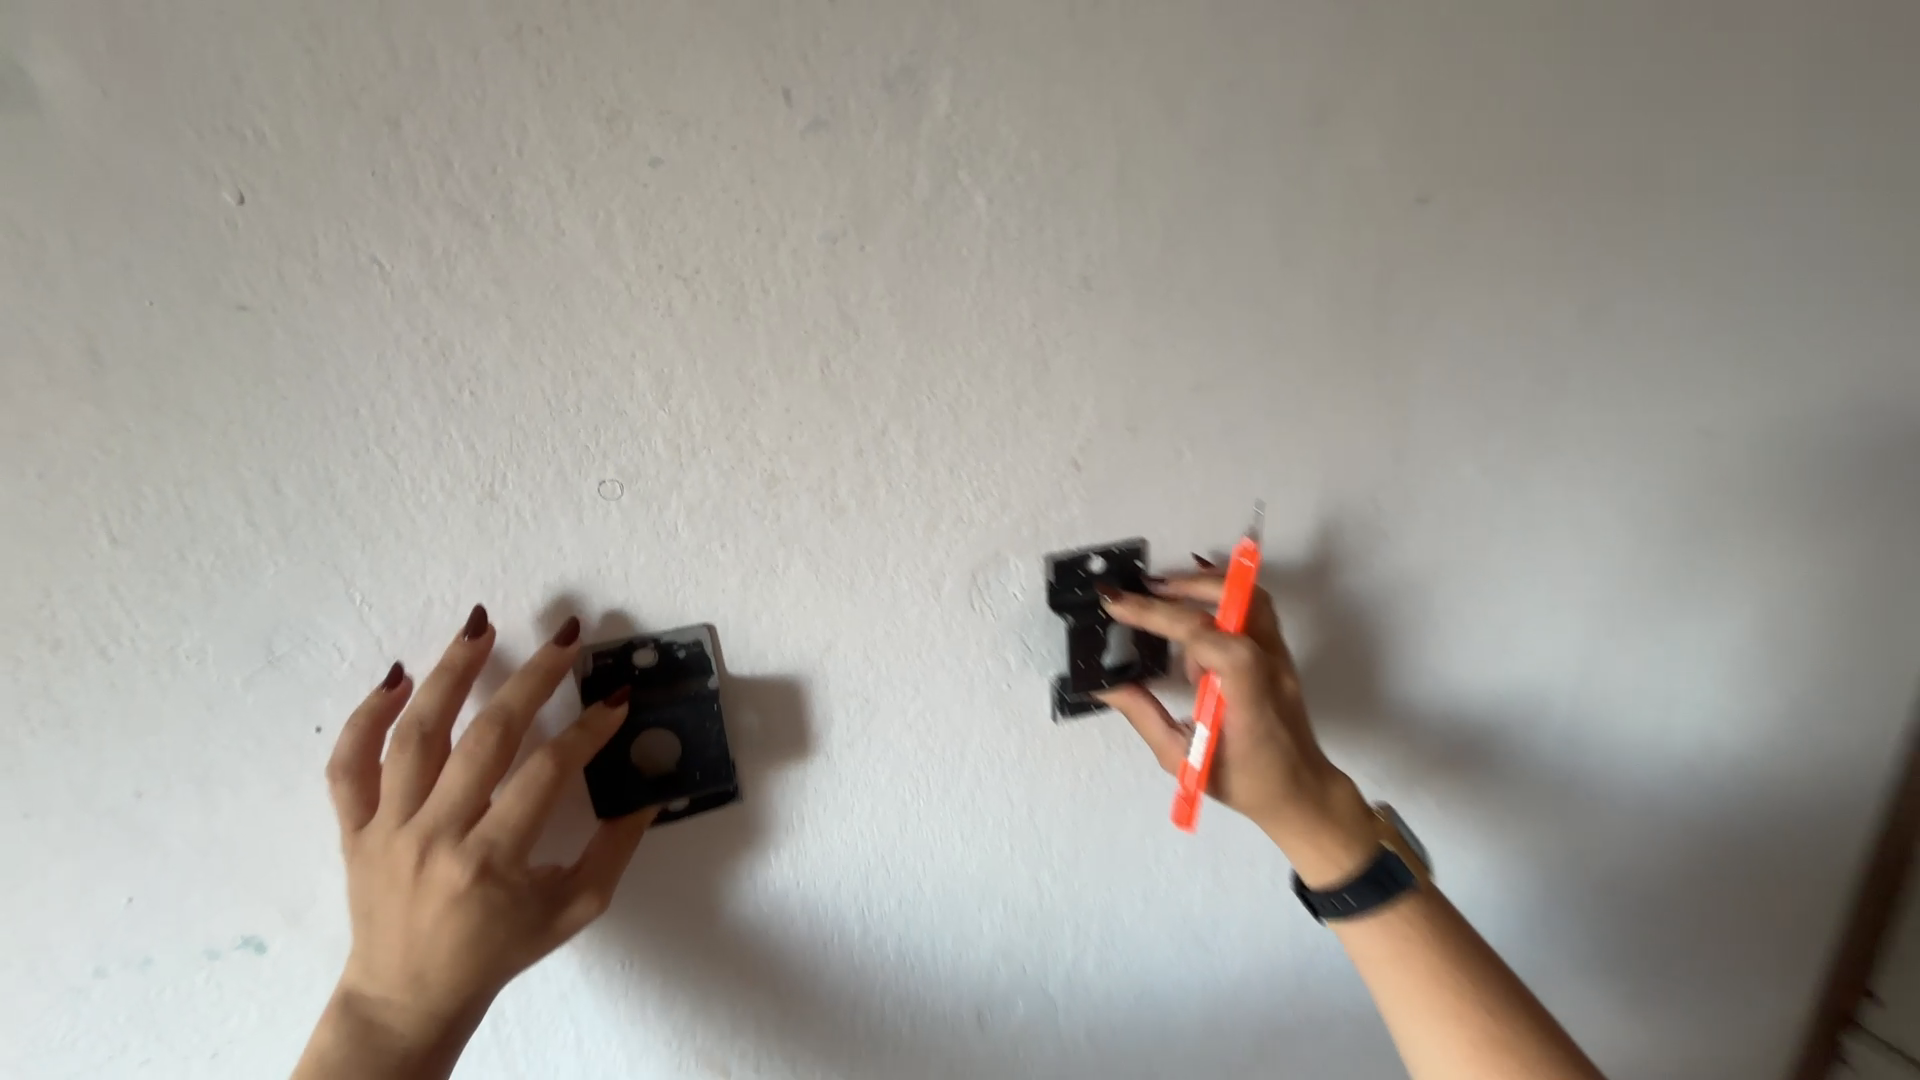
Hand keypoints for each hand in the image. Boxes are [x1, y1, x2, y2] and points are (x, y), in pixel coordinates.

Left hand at [304, 607, 655, 1072]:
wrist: (407, 999)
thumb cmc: (501, 950)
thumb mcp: (576, 908)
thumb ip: (617, 847)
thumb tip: (652, 788)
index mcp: (492, 859)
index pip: (548, 772)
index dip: (590, 730)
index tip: (619, 700)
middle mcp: (434, 835)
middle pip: (486, 737)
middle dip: (534, 678)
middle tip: (567, 636)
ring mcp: (387, 829)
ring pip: (414, 736)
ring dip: (449, 673)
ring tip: (481, 625)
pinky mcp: (353, 829)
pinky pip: (347, 766)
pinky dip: (365, 717)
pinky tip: (398, 676)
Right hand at [1094, 567, 1377, 882]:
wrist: (1302, 791)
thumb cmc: (1245, 782)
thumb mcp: (1183, 758)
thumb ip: (1144, 716)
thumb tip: (1105, 685)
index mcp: (1247, 698)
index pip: (1208, 640)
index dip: (1162, 616)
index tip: (1117, 607)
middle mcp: (1269, 669)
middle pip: (1231, 606)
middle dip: (1178, 591)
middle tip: (1136, 591)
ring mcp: (1279, 657)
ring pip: (1249, 597)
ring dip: (1204, 584)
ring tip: (1162, 590)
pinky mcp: (1278, 653)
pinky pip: (1255, 606)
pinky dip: (1223, 592)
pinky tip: (1192, 596)